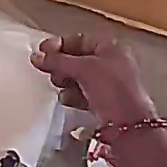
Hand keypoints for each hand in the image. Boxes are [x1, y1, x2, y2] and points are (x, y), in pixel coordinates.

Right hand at [30, 33, 157, 125]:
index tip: (41, 51)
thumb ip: (58, 61)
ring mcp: (107, 83)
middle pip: (77, 59)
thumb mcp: (84, 69)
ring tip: (61, 87)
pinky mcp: (103, 102)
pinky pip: (82, 93)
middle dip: (61, 66)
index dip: (59, 44)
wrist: (129, 127)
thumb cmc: (112, 90)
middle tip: (51, 72)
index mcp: (110, 48)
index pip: (79, 40)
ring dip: (66, 82)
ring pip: (77, 78)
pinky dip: (73, 96)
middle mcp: (110, 63)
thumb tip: (37, 56)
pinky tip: (69, 100)